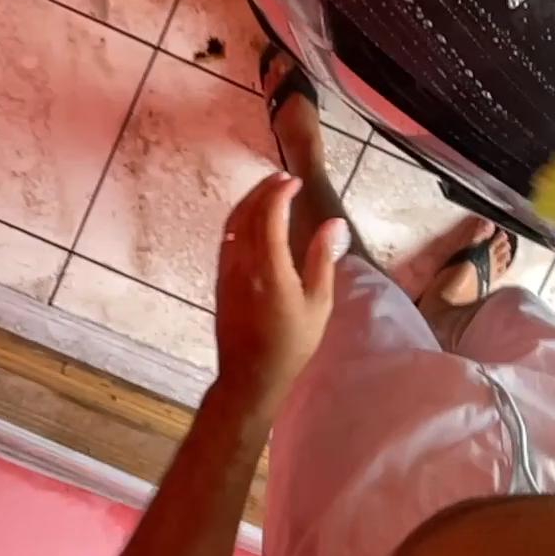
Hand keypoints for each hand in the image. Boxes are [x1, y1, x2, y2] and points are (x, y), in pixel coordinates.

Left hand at [212, 172, 349, 413]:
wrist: (249, 377)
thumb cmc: (291, 344)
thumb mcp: (318, 304)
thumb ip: (322, 259)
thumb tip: (333, 224)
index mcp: (270, 269)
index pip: (269, 215)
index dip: (280, 192)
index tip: (295, 182)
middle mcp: (243, 264)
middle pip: (247, 212)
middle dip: (264, 189)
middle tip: (284, 179)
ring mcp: (227, 271)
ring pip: (233, 222)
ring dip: (250, 200)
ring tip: (269, 190)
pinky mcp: (220, 279)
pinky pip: (227, 237)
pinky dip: (240, 218)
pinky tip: (254, 217)